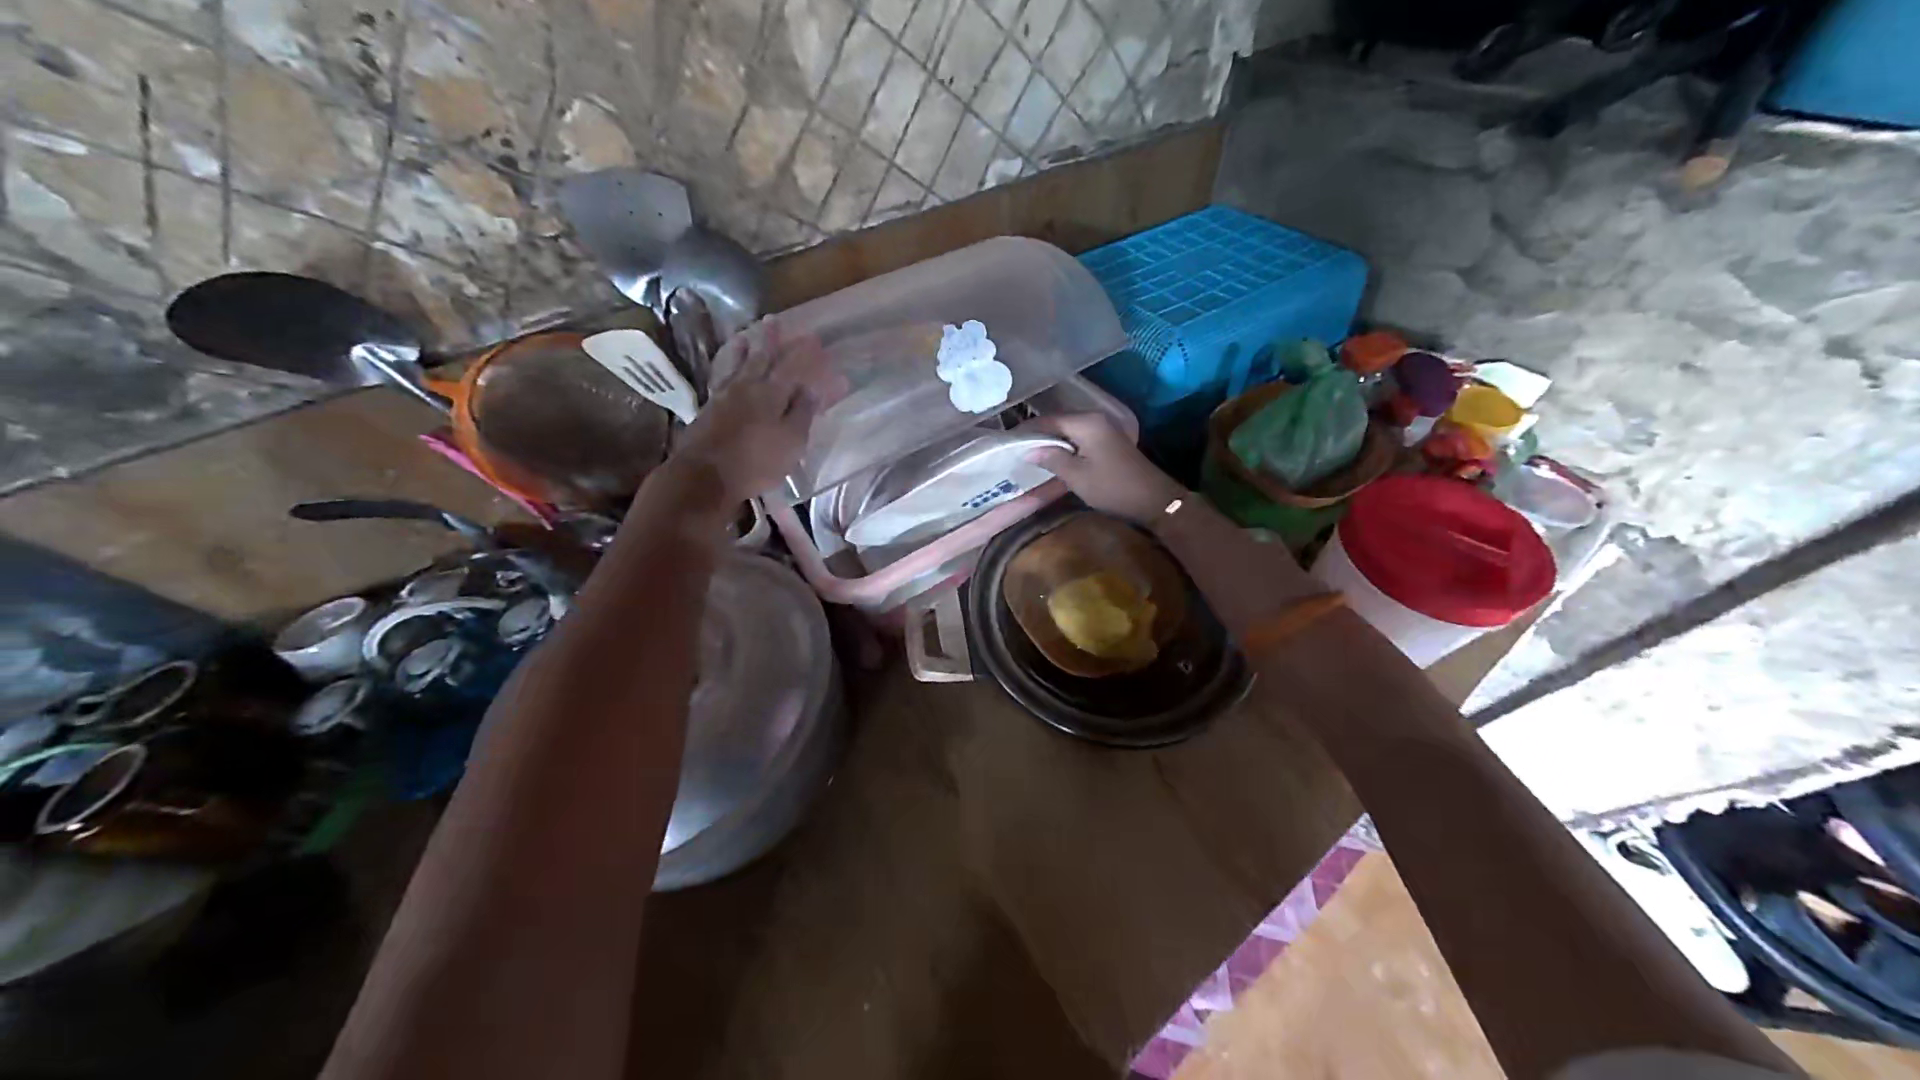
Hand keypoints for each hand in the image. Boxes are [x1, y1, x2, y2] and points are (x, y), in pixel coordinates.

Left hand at [669, 318, 843, 502]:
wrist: (704, 476)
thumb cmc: (756, 462)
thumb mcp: (791, 441)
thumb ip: (802, 413)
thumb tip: (811, 389)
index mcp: (771, 393)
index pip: (792, 367)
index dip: (804, 353)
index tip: (815, 339)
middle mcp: (746, 386)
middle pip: (760, 357)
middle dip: (770, 339)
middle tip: (774, 320)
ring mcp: (723, 396)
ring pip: (735, 363)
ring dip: (743, 347)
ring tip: (745, 335)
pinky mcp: (707, 409)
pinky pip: (720, 376)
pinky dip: (726, 366)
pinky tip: (726, 368)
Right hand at [1026, 413, 1183, 524]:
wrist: (1153, 500)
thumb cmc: (1113, 488)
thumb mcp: (1077, 476)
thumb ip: (1052, 459)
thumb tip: (1028, 450)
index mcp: (1086, 423)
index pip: (1048, 420)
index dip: (1027, 430)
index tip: (1008, 441)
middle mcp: (1095, 418)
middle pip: (1058, 422)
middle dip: (1037, 434)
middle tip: (1016, 448)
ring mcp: (1105, 428)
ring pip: (1069, 430)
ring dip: (1051, 440)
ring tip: (1030, 453)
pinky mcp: (1109, 439)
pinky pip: (1080, 436)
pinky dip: (1065, 445)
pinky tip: (1054, 456)